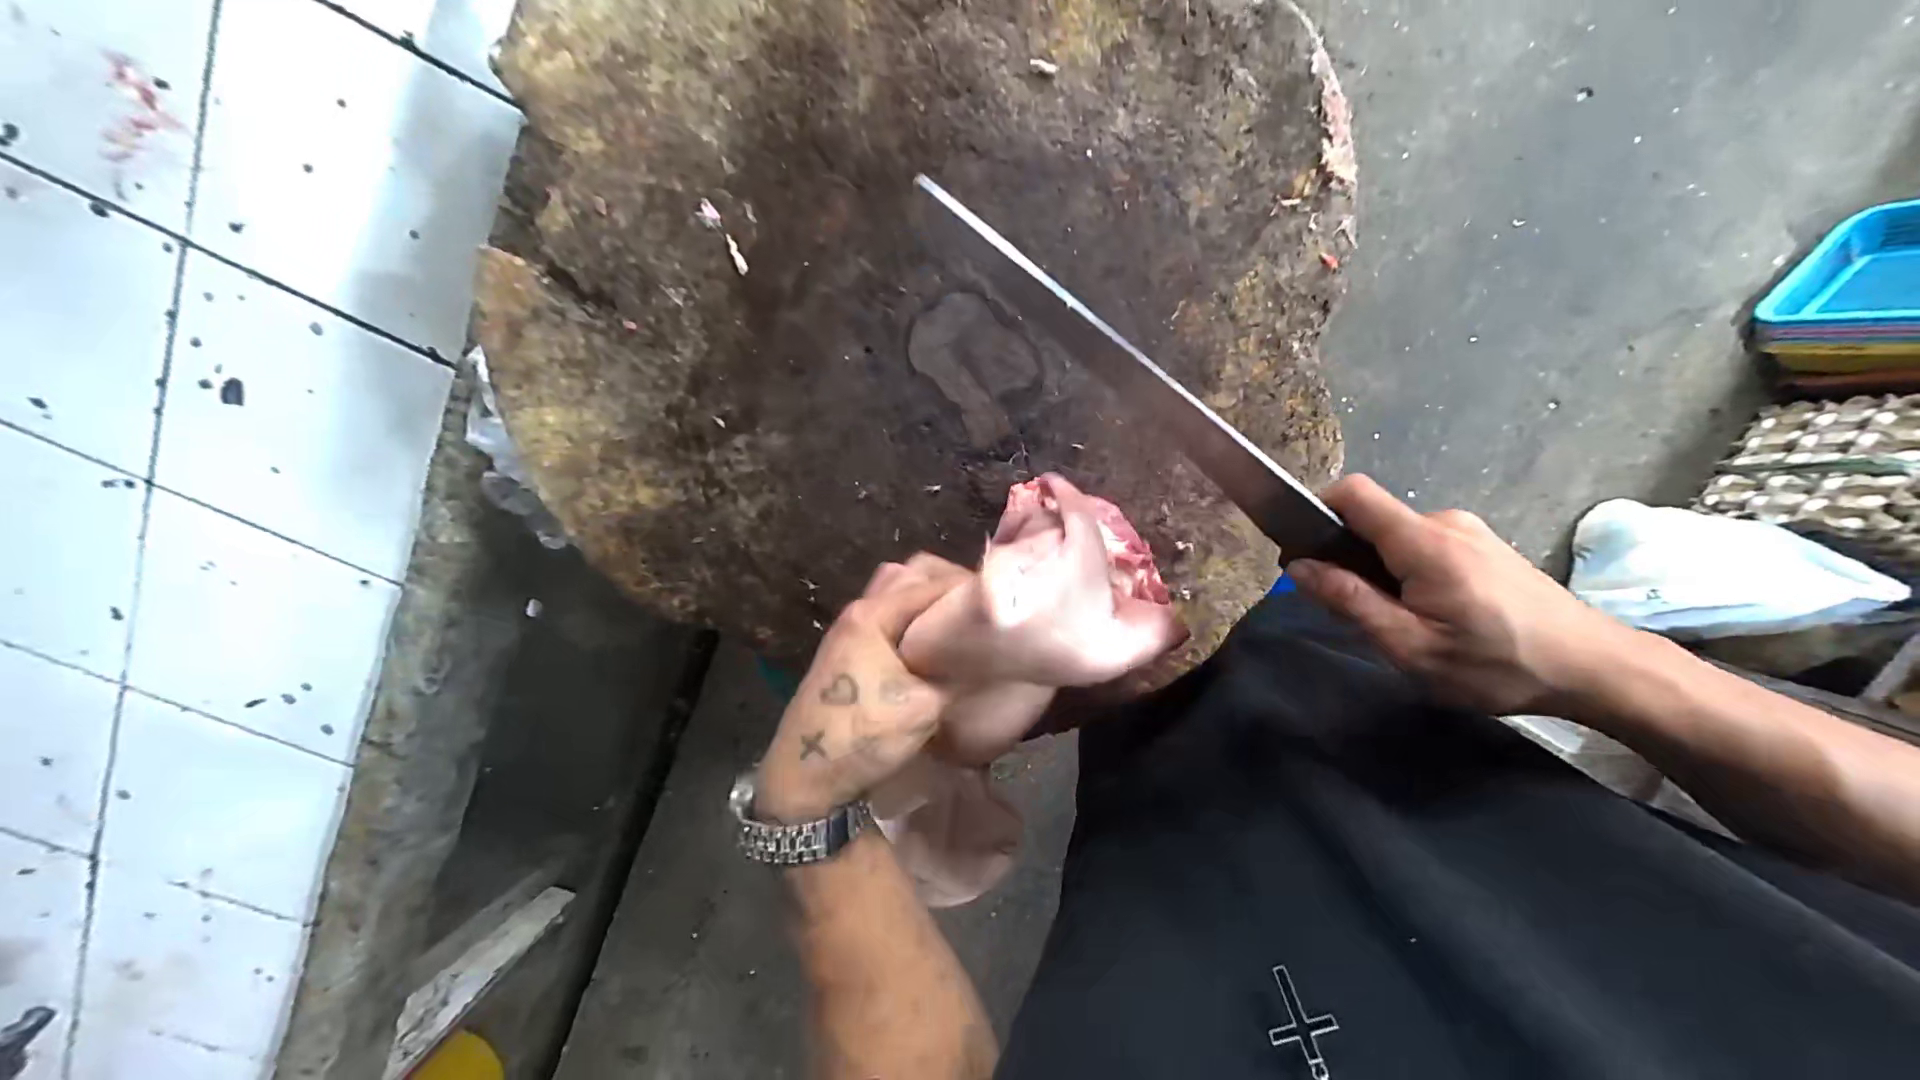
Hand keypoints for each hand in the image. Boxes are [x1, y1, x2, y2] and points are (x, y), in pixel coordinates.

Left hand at [756, 556, 970, 821]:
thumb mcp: (926, 707)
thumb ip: (958, 672)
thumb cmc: (864, 737)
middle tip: (982, 612)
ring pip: (897, 599)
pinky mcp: (847, 652)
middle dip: (948, 589)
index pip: (933, 582)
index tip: (1004, 607)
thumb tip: (986, 656)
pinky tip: (933, 646)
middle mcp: (858, 611)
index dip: (971, 590)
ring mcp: (849, 631)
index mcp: (874, 614)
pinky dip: (912, 623)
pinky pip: (888, 620)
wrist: (804, 777)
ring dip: (927, 606)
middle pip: (911, 579)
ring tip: (960, 627)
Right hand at [1289, 475, 1633, 715]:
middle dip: (1345, 555)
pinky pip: (1419, 544)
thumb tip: (1299, 567)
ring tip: (1396, 619)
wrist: (1599, 669)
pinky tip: (1426, 612)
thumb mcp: (1412, 646)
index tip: (1305, 552)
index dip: (1316, 510)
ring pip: (1393, 535)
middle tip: (1354, 609)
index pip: (1352, 493)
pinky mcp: (1480, 545)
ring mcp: (1467, 531)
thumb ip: (1351, 601)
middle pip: (1369, 518)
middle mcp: (1444, 522)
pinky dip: (1403, 570)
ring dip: (1376, 568)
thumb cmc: (1500, 664)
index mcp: (1424, 542)